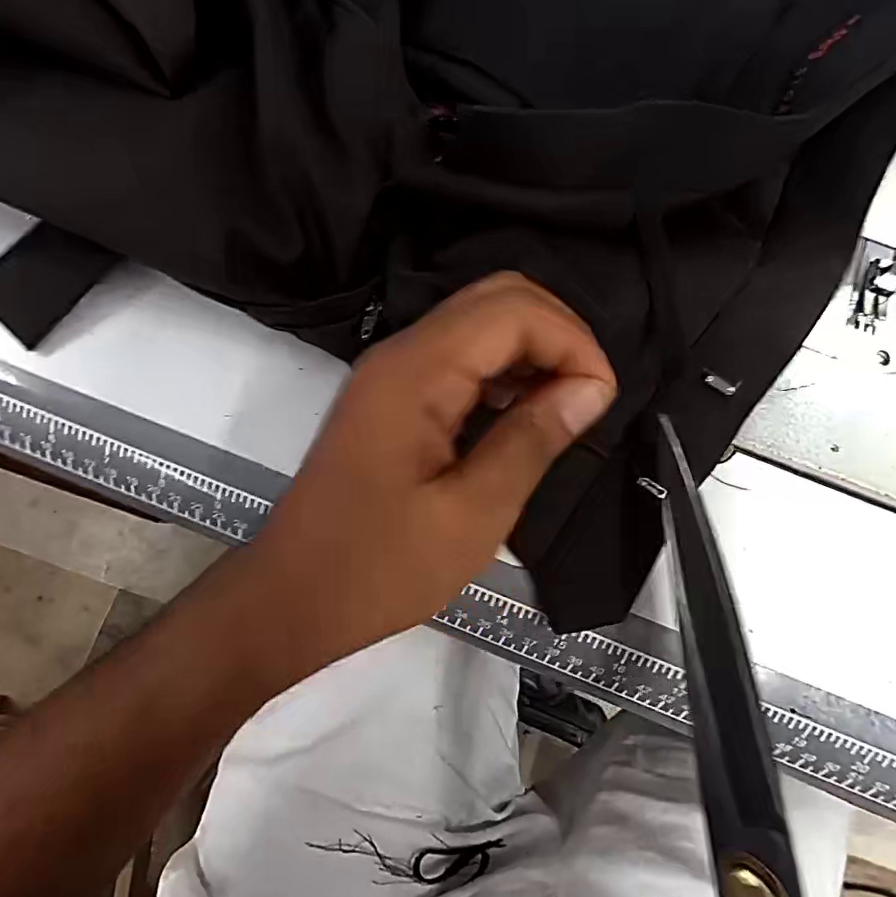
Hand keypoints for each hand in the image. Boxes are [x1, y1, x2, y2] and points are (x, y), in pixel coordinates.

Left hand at [233, 272, 616, 673]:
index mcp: (415, 372)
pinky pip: (451, 362)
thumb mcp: (472, 514)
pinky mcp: (383, 403)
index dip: (573, 341)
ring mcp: (385, 377)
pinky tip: (516, 421)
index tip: (601, 400)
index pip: (513, 309)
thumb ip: (531, 441)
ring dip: (527, 354)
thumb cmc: (379, 568)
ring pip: (473, 326)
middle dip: (556, 336)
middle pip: (494, 300)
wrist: (294, 596)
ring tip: (561, 412)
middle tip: (587, 399)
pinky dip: (496, 376)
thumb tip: (589, 388)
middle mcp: (397, 356)